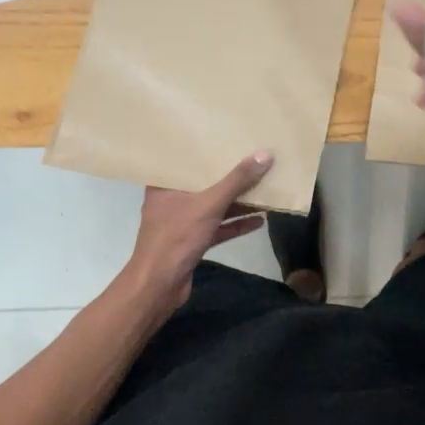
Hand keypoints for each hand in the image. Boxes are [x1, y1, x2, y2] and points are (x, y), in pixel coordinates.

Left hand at [122, 151, 273, 306]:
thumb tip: (265, 155)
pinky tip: (259, 220)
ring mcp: (182, 223)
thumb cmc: (176, 238)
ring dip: (237, 202)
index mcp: (165, 186)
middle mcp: (172, 201)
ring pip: (214, 207)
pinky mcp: (193, 242)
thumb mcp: (209, 204)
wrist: (159, 286)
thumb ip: (237, 180)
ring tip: (264, 189)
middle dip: (229, 176)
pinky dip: (236, 224)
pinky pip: (218, 227)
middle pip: (205, 183)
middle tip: (254, 160)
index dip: (207, 150)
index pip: (186, 161)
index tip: (229, 138)